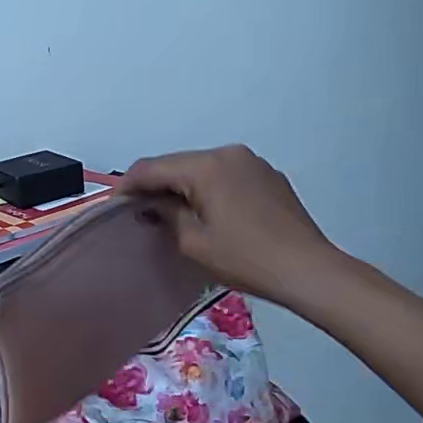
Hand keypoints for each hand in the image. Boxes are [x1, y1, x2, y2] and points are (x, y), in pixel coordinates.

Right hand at [118, 145, 341, 305]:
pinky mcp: (268, 175)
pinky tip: (207, 210)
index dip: (128, 184)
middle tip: (139, 209)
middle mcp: (228, 153)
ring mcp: (252, 161)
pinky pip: (227, 174)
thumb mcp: (195, 242)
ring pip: (203, 167)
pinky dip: (209, 187)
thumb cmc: (246, 259)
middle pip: (178, 163)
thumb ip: (167, 213)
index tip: (115, 203)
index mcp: (206, 166)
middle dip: (156, 183)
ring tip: (170, 210)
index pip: (153, 167)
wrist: (307, 269)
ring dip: (183, 184)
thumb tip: (153, 203)